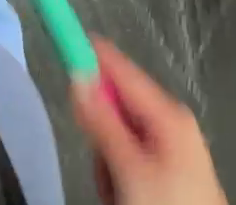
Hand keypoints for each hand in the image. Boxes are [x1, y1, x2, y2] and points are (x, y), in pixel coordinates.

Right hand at [72, 38, 227, 204]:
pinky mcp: (167, 170)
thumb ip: (102, 120)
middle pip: (117, 106)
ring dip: (108, 161)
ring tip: (118, 189)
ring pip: (118, 136)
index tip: (64, 45)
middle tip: (102, 161)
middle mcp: (170, 122)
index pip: (122, 69)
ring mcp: (169, 147)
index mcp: (168, 113)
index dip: (93, 56)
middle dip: (101, 133)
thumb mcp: (130, 167)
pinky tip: (127, 197)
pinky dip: (120, 175)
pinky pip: (128, 157)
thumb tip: (77, 76)